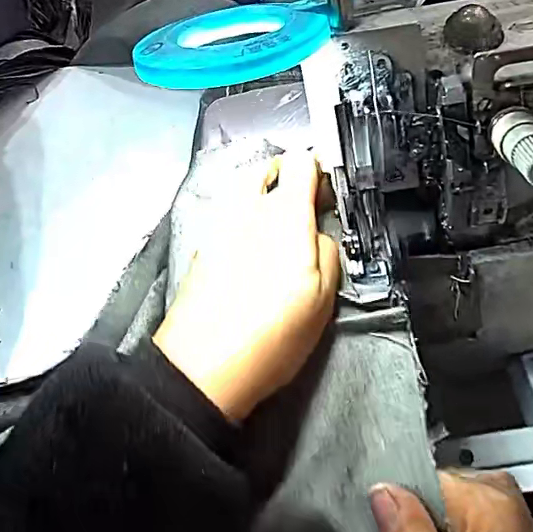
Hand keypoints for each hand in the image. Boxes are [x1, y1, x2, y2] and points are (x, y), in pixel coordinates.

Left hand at [154, 151, 342, 420]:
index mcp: (286, 214)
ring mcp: (219, 227)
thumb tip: (319, 235)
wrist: (202, 370)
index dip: (319, 168)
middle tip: (303, 205)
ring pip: (244, 192)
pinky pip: (228, 219)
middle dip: (286, 176)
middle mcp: (249, 210)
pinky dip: (244, 223)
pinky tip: (253, 256)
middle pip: (266, 168)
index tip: (327, 190)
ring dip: (263, 198)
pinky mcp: (202, 249)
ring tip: (279, 231)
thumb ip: (330, 250)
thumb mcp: (325, 296)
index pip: (300, 161)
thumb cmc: (272, 333)